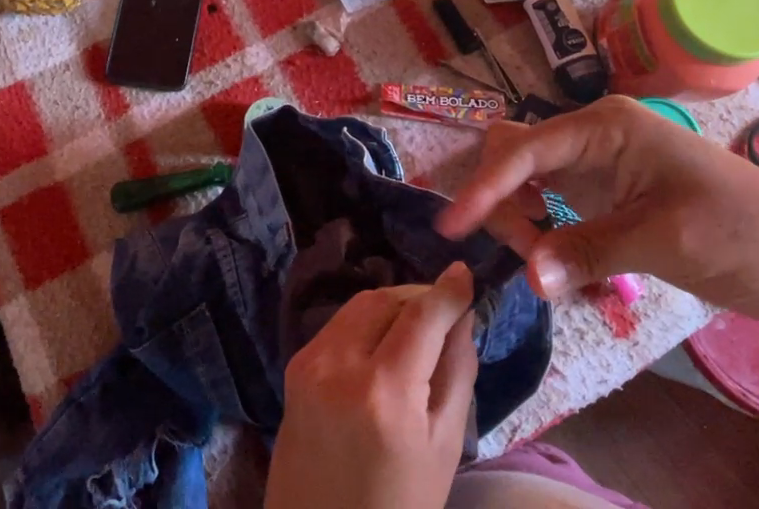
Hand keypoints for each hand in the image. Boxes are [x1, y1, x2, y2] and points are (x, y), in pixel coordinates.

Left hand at [264, 264, 477, 508]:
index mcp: (385, 392)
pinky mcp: (293, 367)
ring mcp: (310, 362)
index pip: (420, 316)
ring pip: (358, 305)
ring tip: (418, 327)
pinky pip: (337, 325)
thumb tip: (462, 314)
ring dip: (391, 305)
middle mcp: (340, 365)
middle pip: (385, 300)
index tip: (465, 273)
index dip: (446, 291)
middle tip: (445, 311)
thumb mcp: (444, 446)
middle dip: (418, 297)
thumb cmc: (399, 505)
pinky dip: (365, 323)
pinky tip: (383, 345)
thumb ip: (456, 372)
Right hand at [436, 96, 758, 337]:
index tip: (452, 229)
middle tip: (529, 258)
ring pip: (528, 186)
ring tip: (557, 275)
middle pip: (513, 158)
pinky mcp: (607, 199)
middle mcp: (593, 138)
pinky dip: (550, 243)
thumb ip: (587, 251)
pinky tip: (574, 278)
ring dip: (527, 228)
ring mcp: (599, 168)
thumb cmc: (747, 233)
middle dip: (505, 205)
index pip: (522, 151)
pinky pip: (554, 214)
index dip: (483, 187)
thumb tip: (525, 276)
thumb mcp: (666, 240)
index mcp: (605, 127)